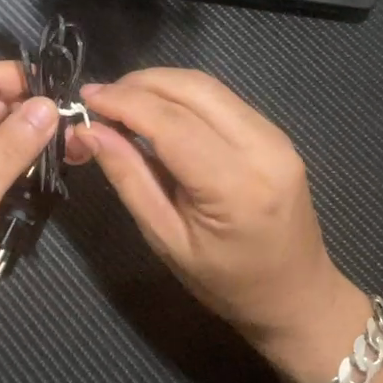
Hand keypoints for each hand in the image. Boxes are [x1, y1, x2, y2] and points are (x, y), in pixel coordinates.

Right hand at [66, 69, 368, 381]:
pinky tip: (154, 111)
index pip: (170, 122)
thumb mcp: (165, 239)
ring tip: (119, 104)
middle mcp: (262, 149)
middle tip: (98, 101)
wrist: (298, 297)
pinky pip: (219, 98)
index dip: (123, 102)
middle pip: (191, 89)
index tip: (83, 98)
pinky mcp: (275, 133)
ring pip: (205, 86)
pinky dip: (179, 95)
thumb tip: (87, 131)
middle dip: (137, 84)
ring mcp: (275, 136)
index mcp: (236, 186)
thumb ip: (128, 177)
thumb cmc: (226, 283)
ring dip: (157, 85)